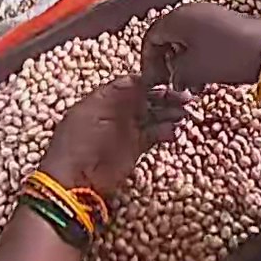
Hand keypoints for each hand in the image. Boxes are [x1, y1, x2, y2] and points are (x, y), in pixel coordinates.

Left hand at [37, 78, 191, 197]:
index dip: (151, 82)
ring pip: (153, 116)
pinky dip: (166, 132)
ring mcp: (126, 130)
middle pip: (146, 98)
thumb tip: (141, 78)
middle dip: (165, 97)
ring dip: (169, 114)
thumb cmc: (80, 143)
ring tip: (185, 114)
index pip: (133, 83)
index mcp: (103, 98)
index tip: (169, 81)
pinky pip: (154, 135)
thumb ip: (119, 94)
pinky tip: (175, 132)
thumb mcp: (97, 111)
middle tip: (186, 97)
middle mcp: (116, 111)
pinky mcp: (134, 148)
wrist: (75, 181)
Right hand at [140, 2, 260, 90]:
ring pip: (187, 39)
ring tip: (190, 85)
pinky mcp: (227, 23)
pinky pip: (203, 39)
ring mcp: (211, 16)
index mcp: (177, 18)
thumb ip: (174, 74)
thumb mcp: (192, 71)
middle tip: (170, 83)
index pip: (151, 37)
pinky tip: (206, 76)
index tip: (152, 79)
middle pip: (168, 37)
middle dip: (167, 62)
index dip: (148, 60)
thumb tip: (172, 78)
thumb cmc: (226, 57)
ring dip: (184, 62)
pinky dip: (199, 57)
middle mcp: (192, 11)